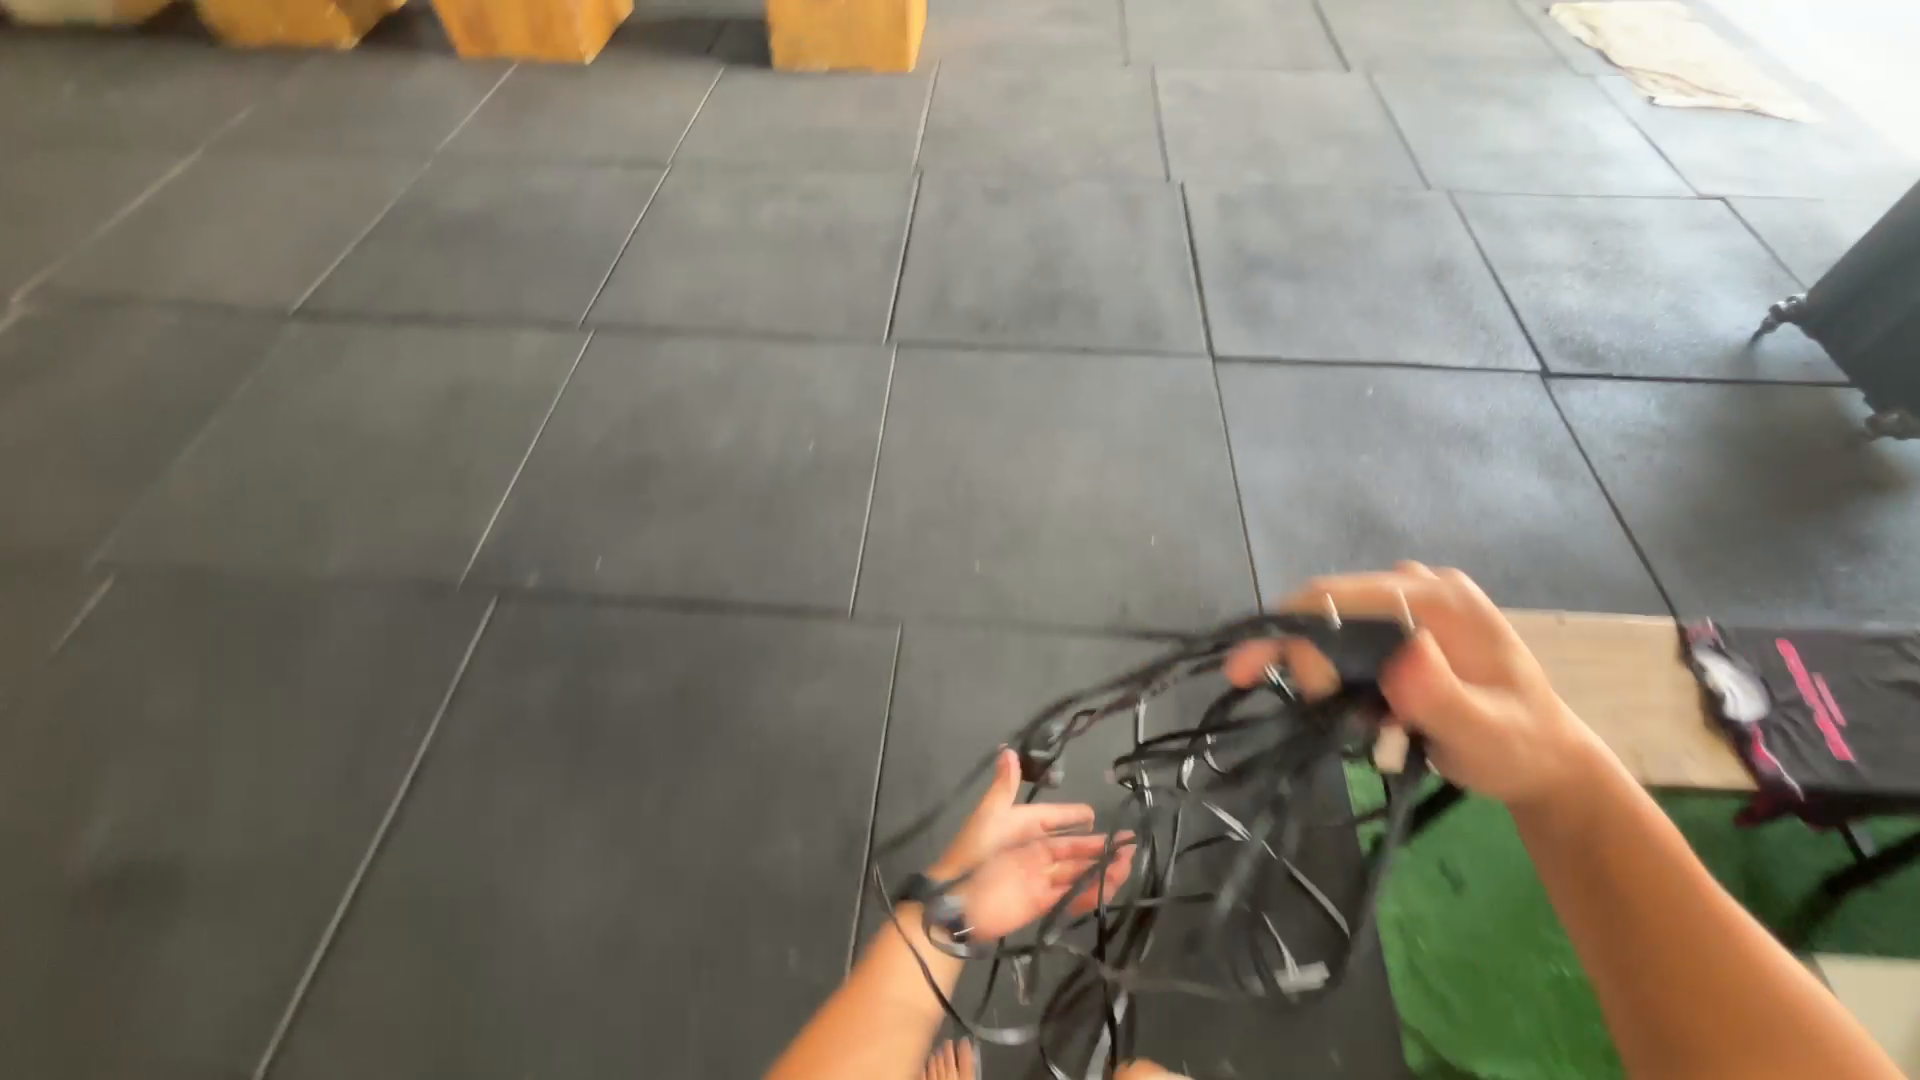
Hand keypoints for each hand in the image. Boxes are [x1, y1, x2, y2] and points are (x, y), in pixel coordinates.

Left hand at [927, 748, 1132, 940]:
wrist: (956, 900)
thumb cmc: (973, 852)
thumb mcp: (990, 814)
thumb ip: (1004, 786)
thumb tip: (1009, 750)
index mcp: (1020, 828)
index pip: (1051, 819)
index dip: (1071, 817)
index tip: (1092, 815)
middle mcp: (1033, 852)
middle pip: (1071, 849)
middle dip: (1098, 847)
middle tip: (1129, 844)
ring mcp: (1038, 878)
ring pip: (1076, 872)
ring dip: (1101, 869)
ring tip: (1129, 865)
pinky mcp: (1041, 903)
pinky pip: (1070, 897)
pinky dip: (1090, 893)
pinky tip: (1110, 888)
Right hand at [1223, 563, 1606, 808]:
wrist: (1544, 761)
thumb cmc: (1517, 749)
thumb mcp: (1486, 734)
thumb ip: (1441, 697)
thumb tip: (1400, 652)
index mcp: (1439, 598)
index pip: (1339, 595)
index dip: (1297, 633)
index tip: (1285, 684)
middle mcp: (1418, 585)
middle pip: (1327, 607)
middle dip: (1305, 656)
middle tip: (1318, 706)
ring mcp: (1409, 602)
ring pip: (1328, 623)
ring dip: (1317, 668)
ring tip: (1342, 713)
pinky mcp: (1401, 624)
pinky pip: (1343, 636)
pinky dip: (1331, 671)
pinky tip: (1346, 700)